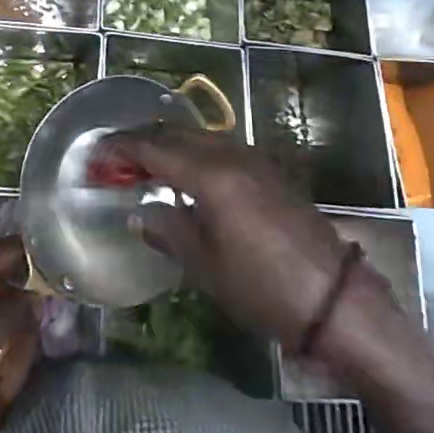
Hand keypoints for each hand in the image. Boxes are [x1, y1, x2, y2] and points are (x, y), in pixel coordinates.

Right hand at [99, 125, 358, 345]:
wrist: (335, 299)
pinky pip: (221, 147)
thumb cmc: (261, 287)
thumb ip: (168, 231)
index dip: (122, 147)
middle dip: (143, 139)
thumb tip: (141, 214)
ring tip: (147, 162)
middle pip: (176, 133)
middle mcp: (230, 155)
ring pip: (199, 136)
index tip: (99, 152)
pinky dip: (194, 151)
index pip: (154, 148)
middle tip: (117, 155)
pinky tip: (188, 173)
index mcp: (209, 175)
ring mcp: (253, 159)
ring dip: (170, 142)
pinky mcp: (269, 171)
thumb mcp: (205, 266)